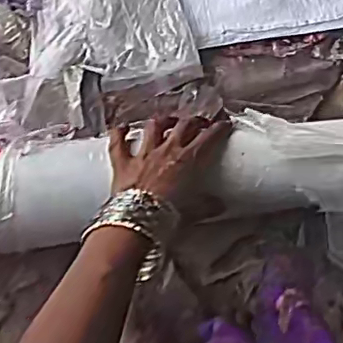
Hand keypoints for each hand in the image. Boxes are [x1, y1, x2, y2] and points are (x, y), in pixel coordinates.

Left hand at [108, 115, 231, 212]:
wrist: (134, 222)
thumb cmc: (165, 217)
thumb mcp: (191, 213)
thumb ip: (206, 206)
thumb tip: (220, 206)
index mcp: (187, 160)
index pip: (209, 137)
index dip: (219, 128)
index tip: (224, 125)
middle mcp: (166, 150)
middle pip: (184, 125)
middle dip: (194, 121)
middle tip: (199, 123)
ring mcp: (143, 153)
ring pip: (154, 126)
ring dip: (162, 121)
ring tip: (168, 120)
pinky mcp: (122, 162)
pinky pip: (118, 142)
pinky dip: (119, 133)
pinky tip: (121, 127)